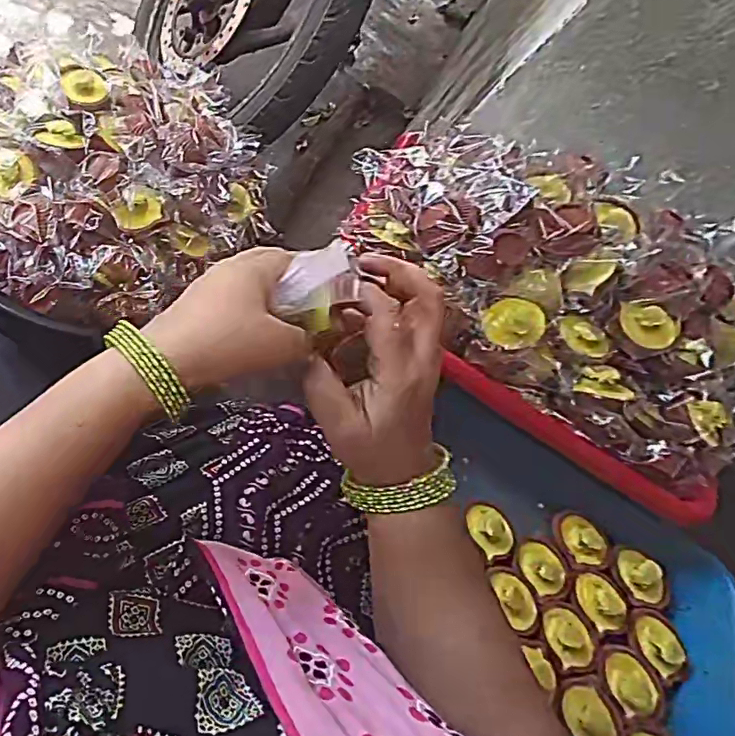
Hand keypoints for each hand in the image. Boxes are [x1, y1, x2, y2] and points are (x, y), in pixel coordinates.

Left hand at [142, 247, 311, 388]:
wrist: (164, 362)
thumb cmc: (227, 343)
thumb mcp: (281, 344)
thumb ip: (307, 337)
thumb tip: (312, 337)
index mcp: (254, 265)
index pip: (296, 258)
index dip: (317, 278)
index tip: (328, 303)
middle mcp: (229, 267)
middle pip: (270, 271)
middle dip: (291, 293)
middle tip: (305, 318)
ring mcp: (207, 285)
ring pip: (248, 290)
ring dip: (267, 307)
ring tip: (280, 334)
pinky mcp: (192, 307)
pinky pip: (229, 305)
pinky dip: (244, 318)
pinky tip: (249, 342)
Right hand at [303, 253, 443, 485]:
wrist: (401, 474)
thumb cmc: (369, 450)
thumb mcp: (335, 420)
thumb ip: (319, 379)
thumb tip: (305, 343)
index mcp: (401, 372)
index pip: (390, 317)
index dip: (364, 294)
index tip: (333, 287)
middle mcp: (422, 358)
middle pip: (429, 296)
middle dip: (398, 270)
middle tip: (362, 261)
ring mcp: (426, 357)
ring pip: (427, 303)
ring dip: (397, 283)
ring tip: (356, 280)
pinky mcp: (419, 360)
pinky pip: (414, 318)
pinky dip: (391, 303)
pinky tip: (357, 312)